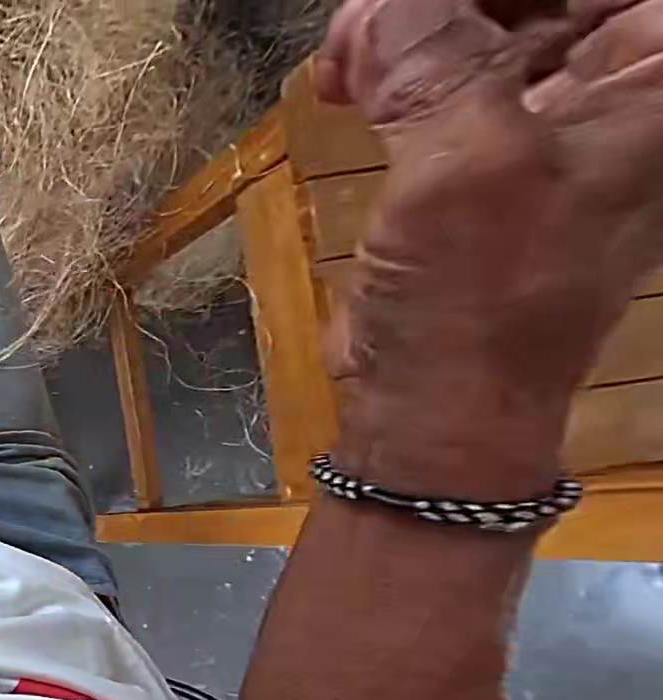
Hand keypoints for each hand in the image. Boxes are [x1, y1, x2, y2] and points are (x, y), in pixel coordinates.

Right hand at [318, 0, 662, 497]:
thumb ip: (438, 75)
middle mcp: (624, 82)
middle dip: (446, 5)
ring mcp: (548, 119)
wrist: (436, 392)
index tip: (404, 4)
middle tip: (365, 19)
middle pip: (543, 3)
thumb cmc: (476, 294)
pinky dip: (394, 76)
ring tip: (344, 49)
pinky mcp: (477, 160)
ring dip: (413, 34)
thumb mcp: (462, 175)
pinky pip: (443, 88)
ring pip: (487, 34)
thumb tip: (384, 4)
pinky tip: (348, 80)